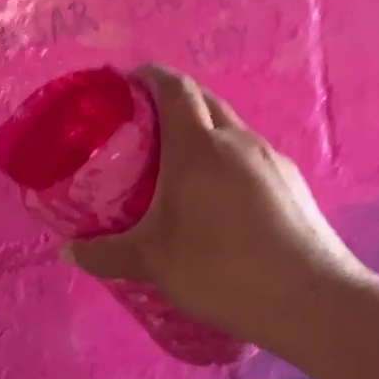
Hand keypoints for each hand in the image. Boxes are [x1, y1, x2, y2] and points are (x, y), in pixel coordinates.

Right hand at [65, 66, 368, 346]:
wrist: (310, 300)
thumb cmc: (220, 268)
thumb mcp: (149, 262)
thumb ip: (103, 254)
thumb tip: (67, 253)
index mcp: (198, 146)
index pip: (174, 87)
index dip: (148, 77)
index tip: (124, 86)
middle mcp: (238, 141)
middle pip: (204, 100)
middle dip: (171, 101)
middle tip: (139, 128)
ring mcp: (272, 161)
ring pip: (230, 128)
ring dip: (201, 132)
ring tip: (173, 165)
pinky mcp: (293, 185)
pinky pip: (249, 156)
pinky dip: (224, 160)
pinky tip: (214, 199)